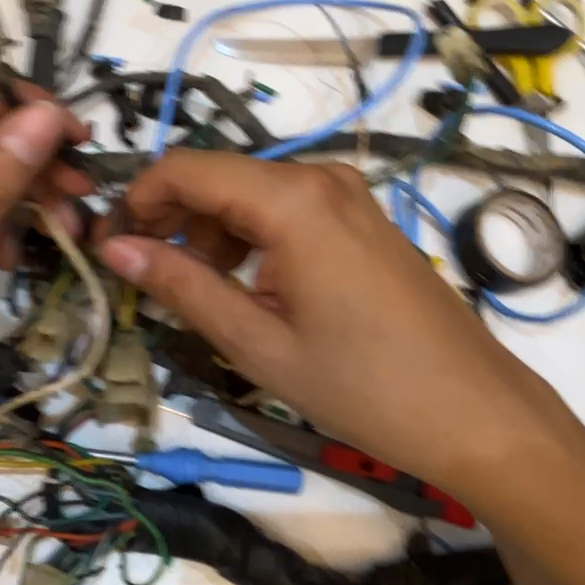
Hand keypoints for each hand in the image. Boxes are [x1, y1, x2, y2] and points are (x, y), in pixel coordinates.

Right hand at [97, 151, 583, 508]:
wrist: (476, 414)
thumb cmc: (362, 386)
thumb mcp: (257, 343)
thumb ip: (182, 286)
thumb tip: (114, 248)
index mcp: (292, 199)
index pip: (186, 170)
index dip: (137, 201)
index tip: (108, 246)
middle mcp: (320, 177)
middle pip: (219, 178)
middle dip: (173, 220)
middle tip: (144, 278)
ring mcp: (348, 195)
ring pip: (251, 194)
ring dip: (211, 233)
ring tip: (198, 293)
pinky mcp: (363, 217)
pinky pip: (288, 210)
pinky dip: (252, 238)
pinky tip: (248, 288)